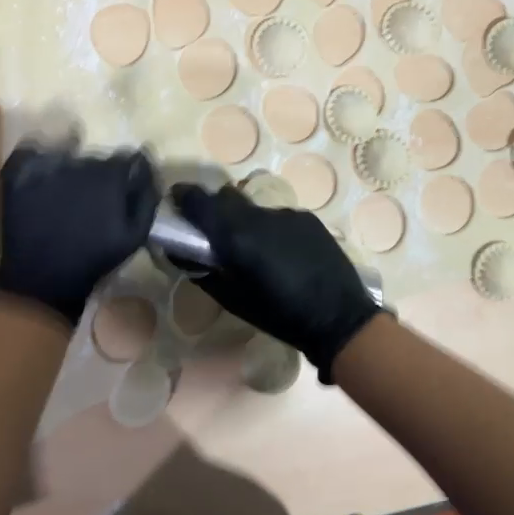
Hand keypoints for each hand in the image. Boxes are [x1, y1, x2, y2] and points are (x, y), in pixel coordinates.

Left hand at [0, 142, 158, 324]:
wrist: (42, 281)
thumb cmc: (92, 260)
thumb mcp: (135, 235)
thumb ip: (146, 197)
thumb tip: (148, 166)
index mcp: (109, 176)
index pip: (127, 158)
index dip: (126, 174)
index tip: (121, 189)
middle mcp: (78, 162)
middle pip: (95, 155)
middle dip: (98, 173)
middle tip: (91, 198)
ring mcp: (43, 166)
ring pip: (65, 151)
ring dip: (69, 164)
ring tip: (64, 191)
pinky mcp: (16, 173)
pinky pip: (29, 150)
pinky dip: (36, 155)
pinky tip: (40, 172)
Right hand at [172, 183, 380, 382]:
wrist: (338, 317)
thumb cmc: (278, 315)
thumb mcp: (231, 300)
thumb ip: (202, 271)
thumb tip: (178, 251)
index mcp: (235, 236)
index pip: (199, 201)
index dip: (183, 197)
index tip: (176, 200)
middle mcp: (257, 216)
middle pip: (225, 197)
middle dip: (214, 209)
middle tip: (213, 232)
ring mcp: (285, 214)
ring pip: (253, 209)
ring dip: (246, 223)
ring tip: (255, 251)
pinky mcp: (307, 218)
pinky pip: (278, 218)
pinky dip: (272, 231)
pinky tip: (284, 256)